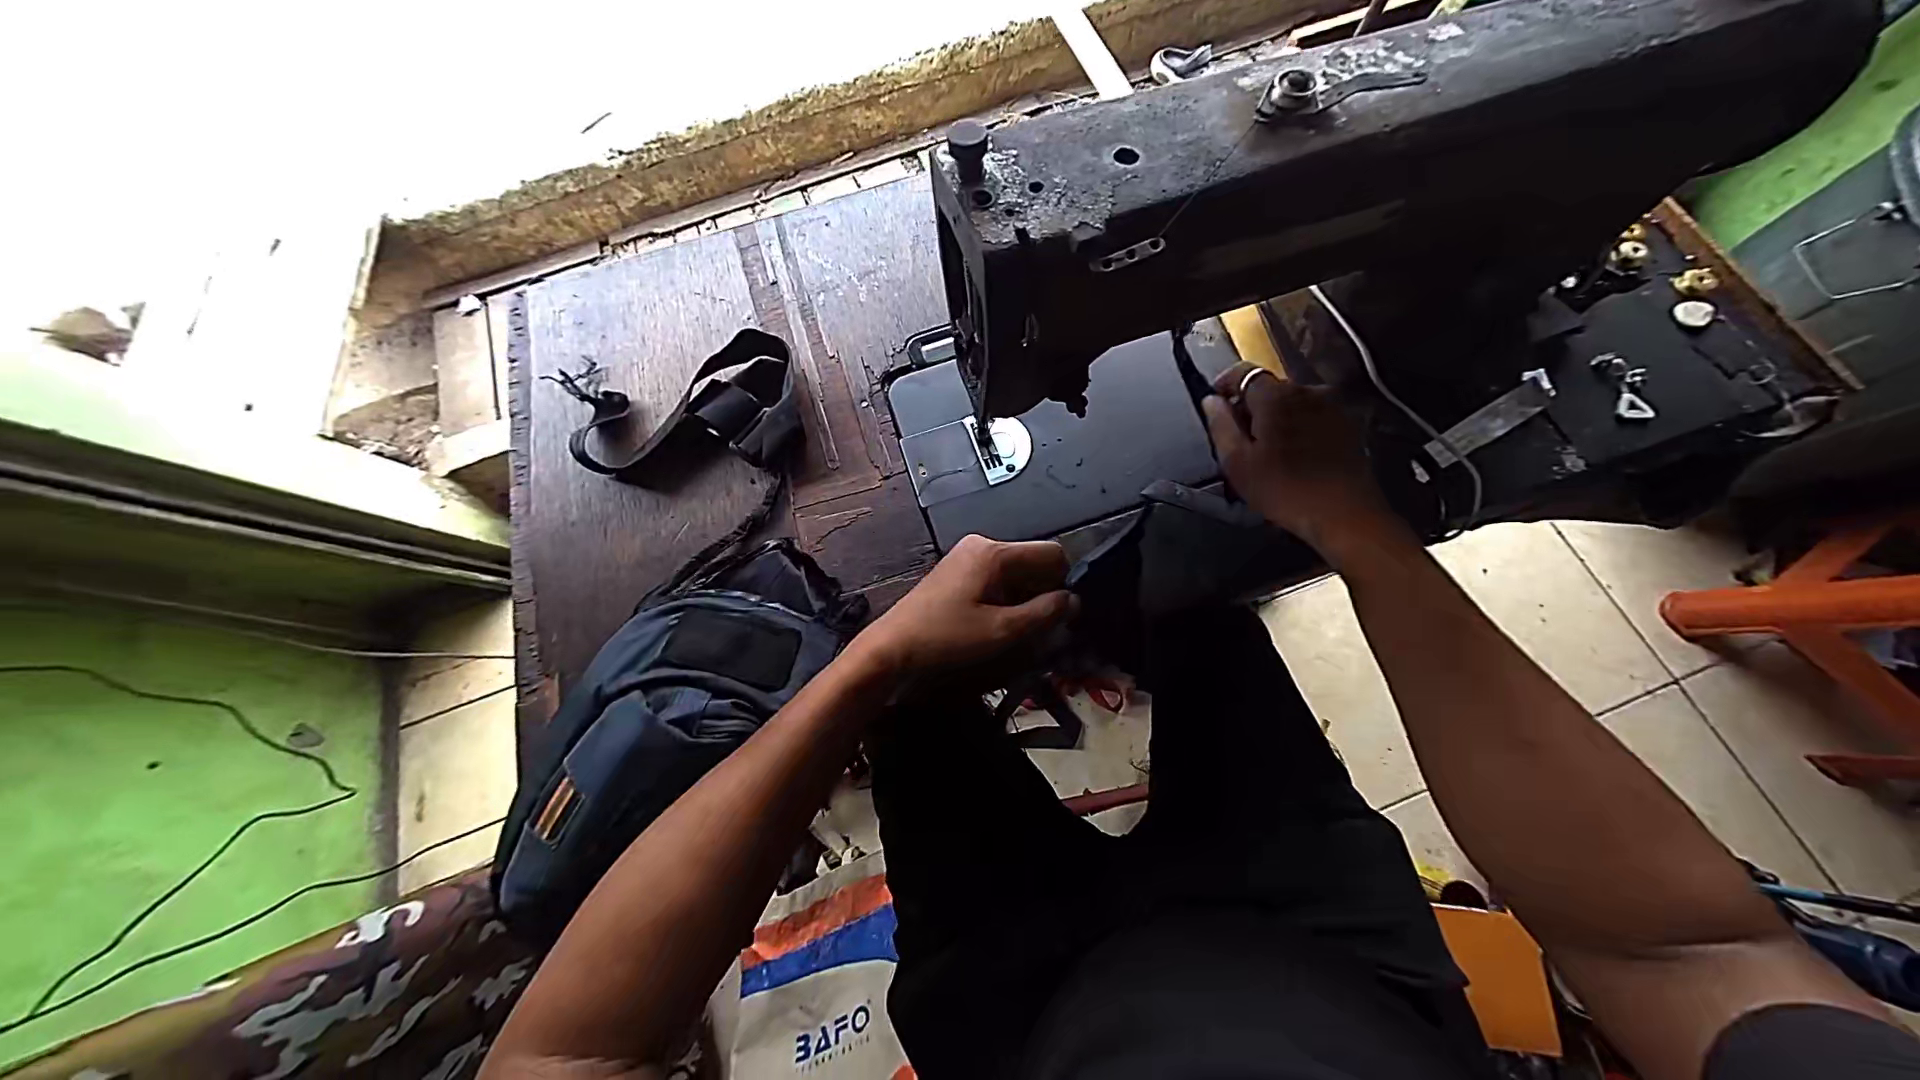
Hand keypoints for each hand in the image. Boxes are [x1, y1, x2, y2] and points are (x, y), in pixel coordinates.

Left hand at [848, 535, 1078, 686]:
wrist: (892, 647)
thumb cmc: (946, 638)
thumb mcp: (1002, 631)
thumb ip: (1045, 613)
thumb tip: (1074, 601)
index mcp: (994, 552)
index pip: (1052, 554)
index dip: (1064, 583)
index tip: (1059, 615)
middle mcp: (982, 545)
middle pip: (1033, 563)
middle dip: (1043, 594)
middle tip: (1040, 630)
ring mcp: (967, 556)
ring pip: (1017, 573)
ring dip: (1024, 600)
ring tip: (1015, 631)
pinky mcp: (958, 571)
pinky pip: (997, 578)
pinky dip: (1005, 599)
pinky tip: (996, 624)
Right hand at [1200, 363, 1402, 562]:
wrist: (1343, 514)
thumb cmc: (1285, 490)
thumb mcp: (1237, 462)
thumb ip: (1220, 425)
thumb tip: (1211, 401)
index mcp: (1276, 396)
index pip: (1243, 372)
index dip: (1224, 384)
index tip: (1215, 403)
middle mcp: (1307, 391)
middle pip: (1268, 388)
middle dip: (1250, 408)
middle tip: (1238, 441)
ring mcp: (1331, 406)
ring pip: (1291, 403)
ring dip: (1275, 419)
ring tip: (1267, 454)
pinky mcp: (1347, 424)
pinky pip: (1311, 416)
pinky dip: (1297, 428)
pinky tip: (1292, 457)